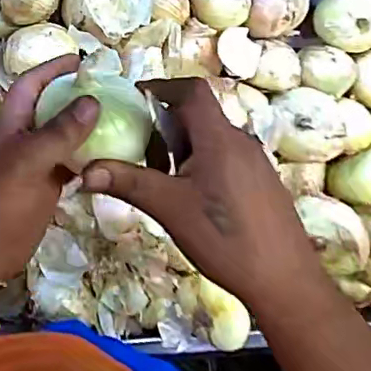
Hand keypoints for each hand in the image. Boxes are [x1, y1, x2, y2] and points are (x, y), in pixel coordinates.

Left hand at [0, 54, 97, 291]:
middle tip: (112, 92)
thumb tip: (91, 99)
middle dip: (75, 98)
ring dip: (85, 131)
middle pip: (50, 109)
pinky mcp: (41, 192)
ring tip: (119, 122)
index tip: (81, 59)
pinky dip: (87, 163)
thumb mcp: (28, 161)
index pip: (31, 84)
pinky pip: (67, 168)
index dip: (53, 69)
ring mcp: (31, 166)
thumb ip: (59, 131)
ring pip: (61, 140)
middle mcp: (21, 139)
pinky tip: (110, 162)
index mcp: (10, 123)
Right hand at [80, 77, 321, 317]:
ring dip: (180, 146)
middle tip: (138, 147)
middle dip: (163, 124)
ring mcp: (254, 162)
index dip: (160, 87)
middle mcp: (239, 141)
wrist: (287, 283)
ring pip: (209, 137)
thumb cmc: (226, 239)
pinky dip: (199, 161)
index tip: (133, 100)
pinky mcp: (260, 182)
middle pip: (197, 113)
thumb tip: (83, 171)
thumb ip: (128, 182)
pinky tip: (189, 196)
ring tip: (159, 175)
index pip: (190, 90)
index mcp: (219, 137)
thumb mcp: (170, 208)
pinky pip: (223, 156)